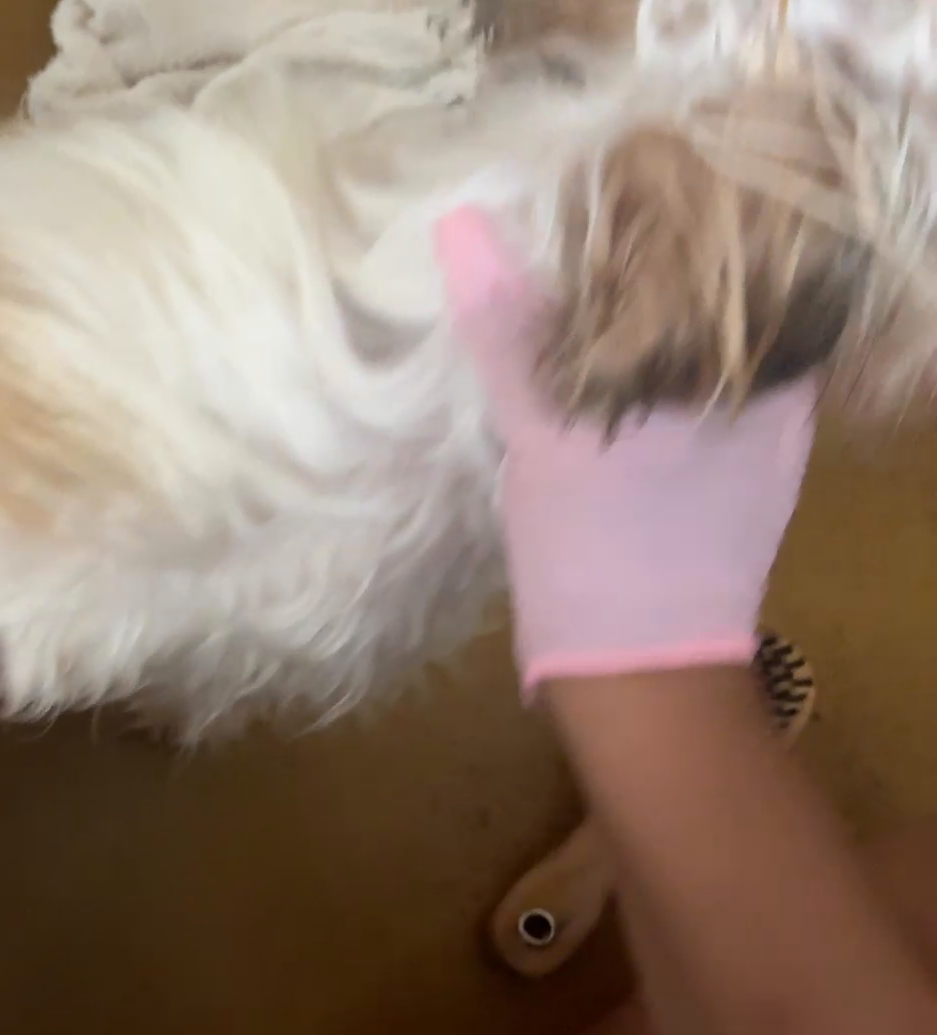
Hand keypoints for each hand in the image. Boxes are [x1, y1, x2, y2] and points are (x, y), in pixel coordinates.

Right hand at [434, 207, 818, 691]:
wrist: (625, 664)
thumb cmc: (603, 547)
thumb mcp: (552, 434)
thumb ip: (511, 335)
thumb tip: (462, 227)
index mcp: (766, 368)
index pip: (731, 248)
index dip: (669, 203)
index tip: (598, 177)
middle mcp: (763, 391)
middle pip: (697, 291)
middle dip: (630, 255)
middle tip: (554, 222)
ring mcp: (729, 435)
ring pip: (669, 342)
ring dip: (613, 312)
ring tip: (547, 280)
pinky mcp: (689, 471)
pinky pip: (648, 390)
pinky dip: (606, 366)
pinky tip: (562, 365)